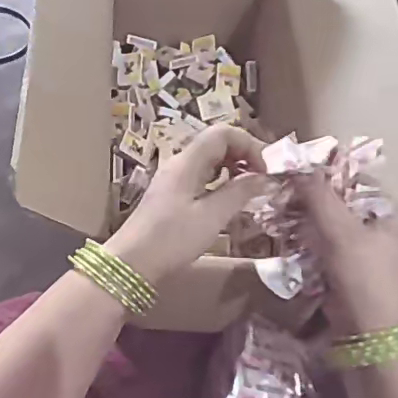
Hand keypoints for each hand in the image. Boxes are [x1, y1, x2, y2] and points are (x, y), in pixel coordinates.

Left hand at [105, 125, 270, 285]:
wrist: (131, 264)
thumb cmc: (172, 239)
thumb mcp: (212, 217)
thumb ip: (240, 192)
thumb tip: (265, 177)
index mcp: (186, 162)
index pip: (223, 133)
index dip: (250, 144)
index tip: (266, 170)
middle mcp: (178, 165)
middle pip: (216, 144)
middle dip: (244, 155)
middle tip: (264, 179)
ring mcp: (172, 181)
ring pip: (208, 162)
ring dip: (233, 170)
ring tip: (251, 190)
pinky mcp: (170, 198)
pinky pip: (200, 179)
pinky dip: (219, 184)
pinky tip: (229, 202)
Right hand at [296, 173, 397, 335]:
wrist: (367, 328)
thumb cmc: (362, 274)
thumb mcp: (340, 230)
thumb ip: (319, 196)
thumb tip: (299, 168)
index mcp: (386, 211)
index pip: (354, 180)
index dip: (325, 175)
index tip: (295, 174)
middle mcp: (377, 226)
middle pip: (338, 202)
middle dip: (309, 199)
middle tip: (281, 195)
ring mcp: (361, 248)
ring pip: (326, 223)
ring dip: (303, 220)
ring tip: (278, 214)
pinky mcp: (344, 266)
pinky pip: (321, 244)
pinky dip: (304, 240)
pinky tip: (285, 237)